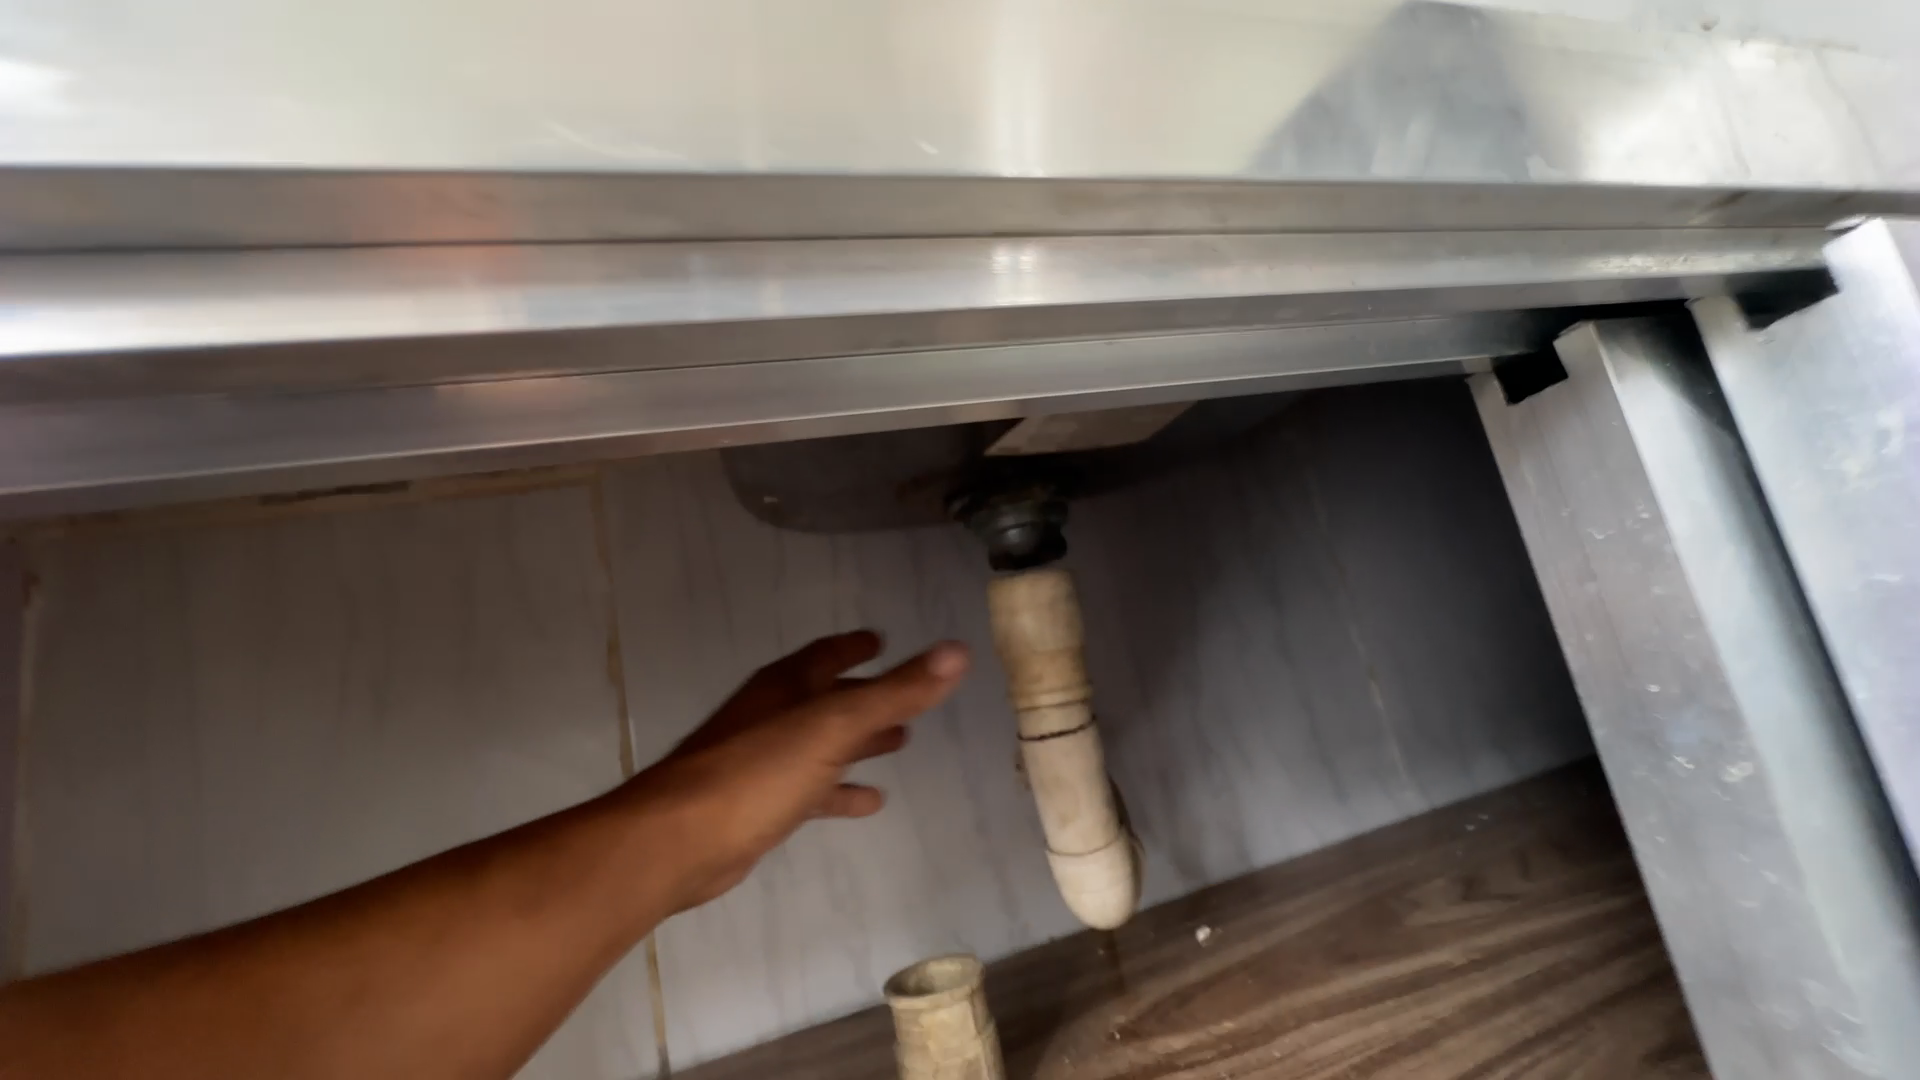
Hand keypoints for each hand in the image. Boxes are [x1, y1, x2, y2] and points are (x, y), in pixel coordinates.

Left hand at [622, 631, 969, 912]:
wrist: (678, 841)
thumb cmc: (758, 770)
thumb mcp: (835, 725)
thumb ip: (897, 690)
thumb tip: (958, 651)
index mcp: (788, 685)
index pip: (828, 654)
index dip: (856, 646)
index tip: (882, 641)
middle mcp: (774, 714)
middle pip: (828, 697)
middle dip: (866, 697)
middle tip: (907, 700)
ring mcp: (763, 761)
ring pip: (822, 744)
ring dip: (858, 742)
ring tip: (900, 743)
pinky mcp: (760, 805)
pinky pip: (812, 789)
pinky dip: (839, 790)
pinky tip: (869, 802)